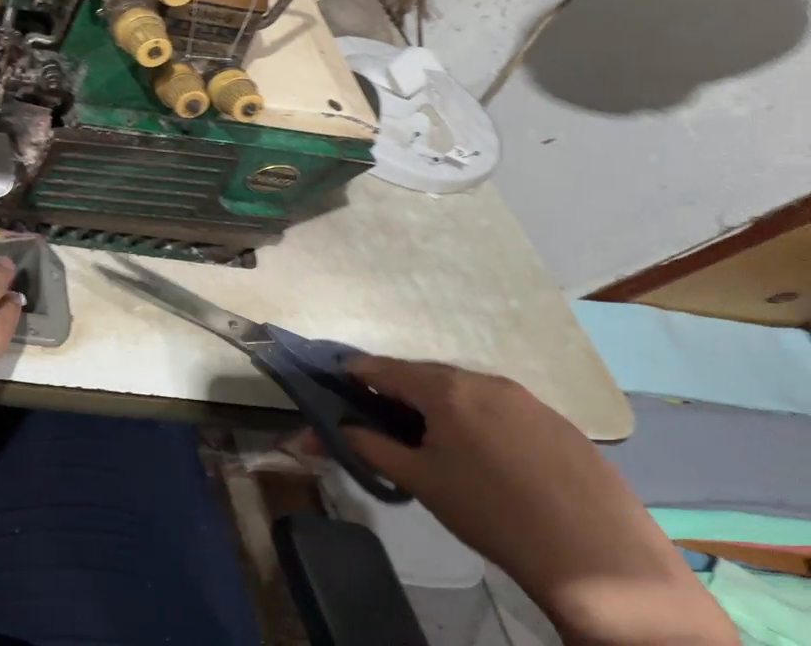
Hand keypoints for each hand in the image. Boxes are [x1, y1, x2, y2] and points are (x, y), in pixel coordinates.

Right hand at [342, 357, 735, 645]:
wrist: (601, 560)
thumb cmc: (492, 513)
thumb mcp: (418, 480)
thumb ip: (367, 447)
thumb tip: (327, 430)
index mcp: (446, 388)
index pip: (382, 367)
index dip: (354, 375)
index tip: (337, 390)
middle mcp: (486, 381)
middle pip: (425, 375)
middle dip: (397, 391)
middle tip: (382, 421)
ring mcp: (530, 400)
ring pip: (466, 391)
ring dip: (440, 404)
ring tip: (433, 440)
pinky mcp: (561, 424)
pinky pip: (502, 408)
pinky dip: (478, 419)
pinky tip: (485, 456)